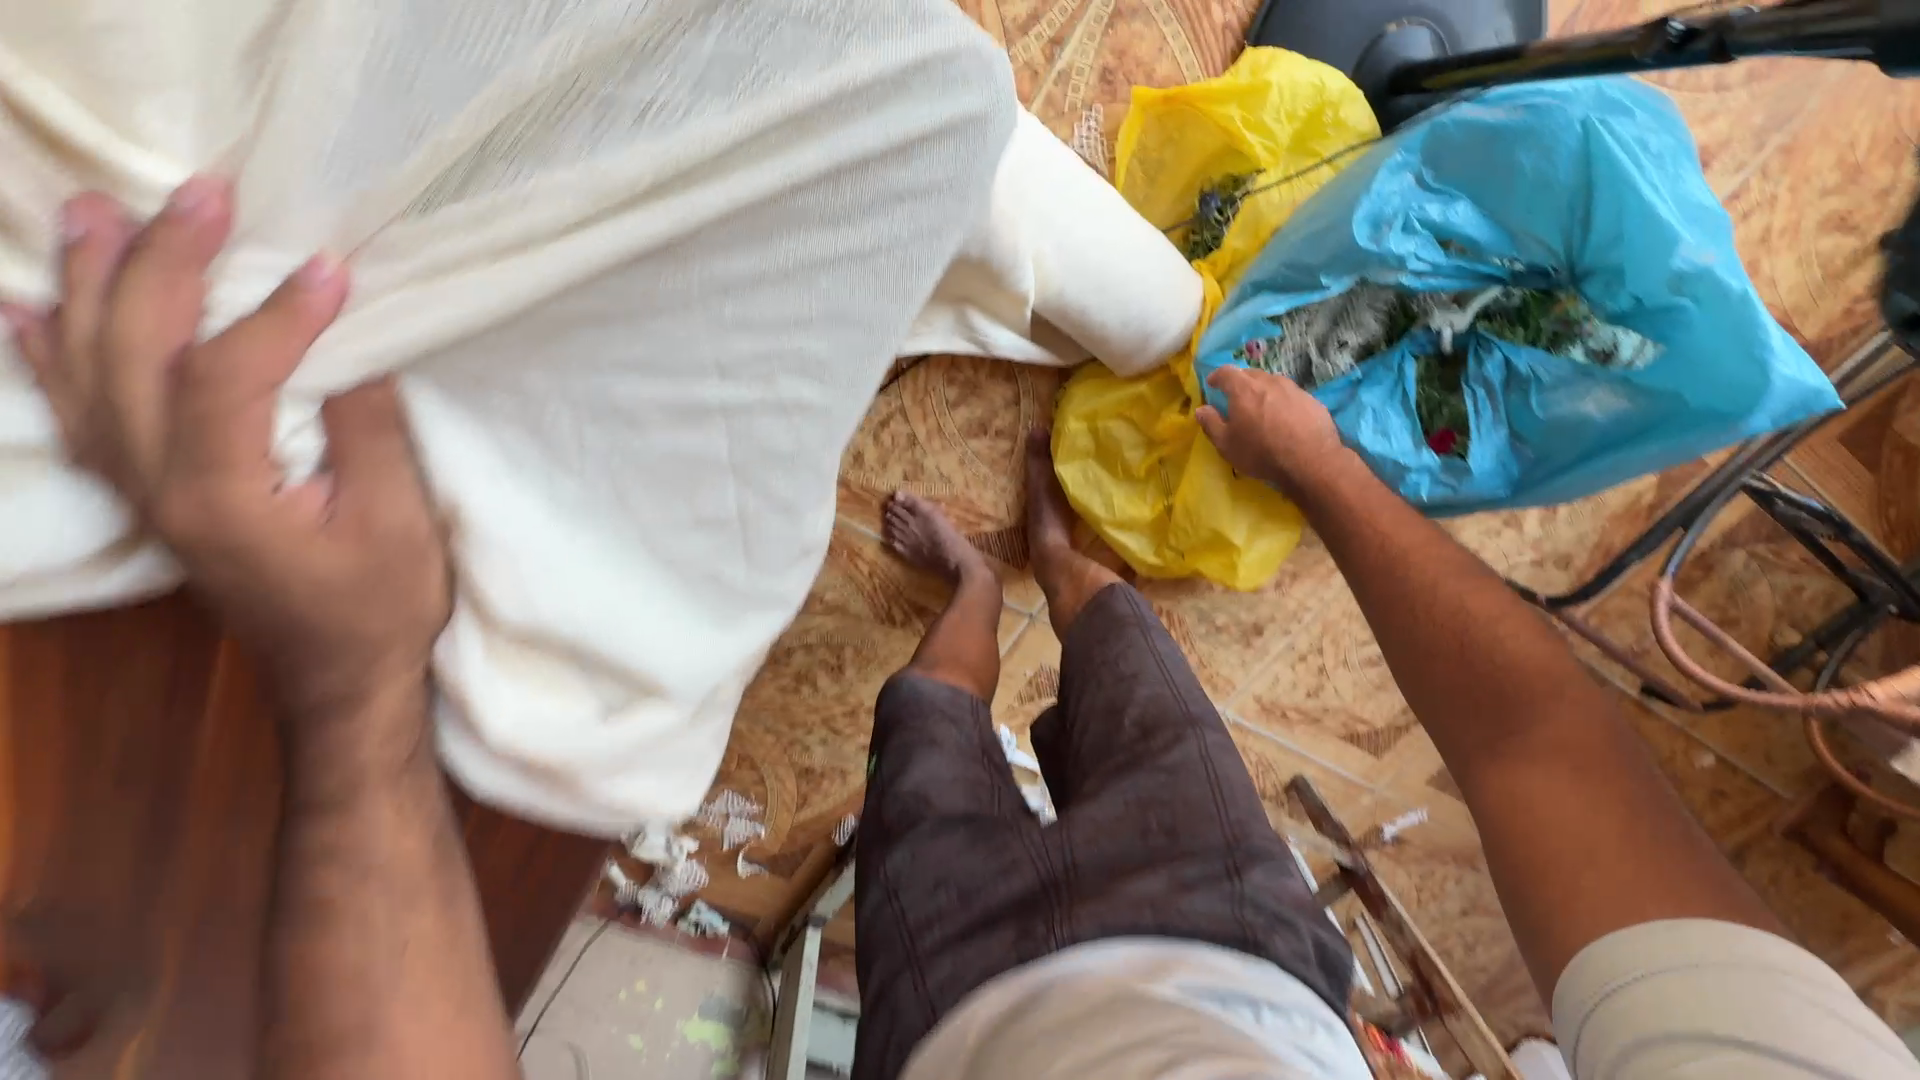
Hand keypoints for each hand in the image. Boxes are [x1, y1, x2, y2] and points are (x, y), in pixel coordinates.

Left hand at [2, 177, 449, 734]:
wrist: (339, 676)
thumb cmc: (380, 606)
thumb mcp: (396, 522)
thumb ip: (364, 430)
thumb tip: (351, 349)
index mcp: (222, 496)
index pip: (225, 376)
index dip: (276, 313)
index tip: (333, 269)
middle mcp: (159, 487)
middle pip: (134, 353)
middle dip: (164, 264)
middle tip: (201, 195)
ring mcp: (144, 493)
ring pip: (90, 372)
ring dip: (90, 285)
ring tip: (94, 212)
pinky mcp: (152, 499)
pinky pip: (83, 416)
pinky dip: (54, 357)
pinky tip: (36, 311)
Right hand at [1194, 365, 1353, 499]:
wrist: (1310, 462)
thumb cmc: (1261, 453)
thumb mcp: (1226, 444)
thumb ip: (1211, 423)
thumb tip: (1201, 409)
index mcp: (1244, 390)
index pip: (1227, 372)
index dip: (1217, 376)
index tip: (1212, 384)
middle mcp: (1269, 382)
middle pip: (1251, 374)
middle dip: (1240, 382)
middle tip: (1236, 397)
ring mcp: (1293, 389)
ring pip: (1273, 382)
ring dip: (1263, 390)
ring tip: (1261, 407)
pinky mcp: (1312, 400)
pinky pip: (1291, 395)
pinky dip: (1282, 401)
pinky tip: (1284, 419)